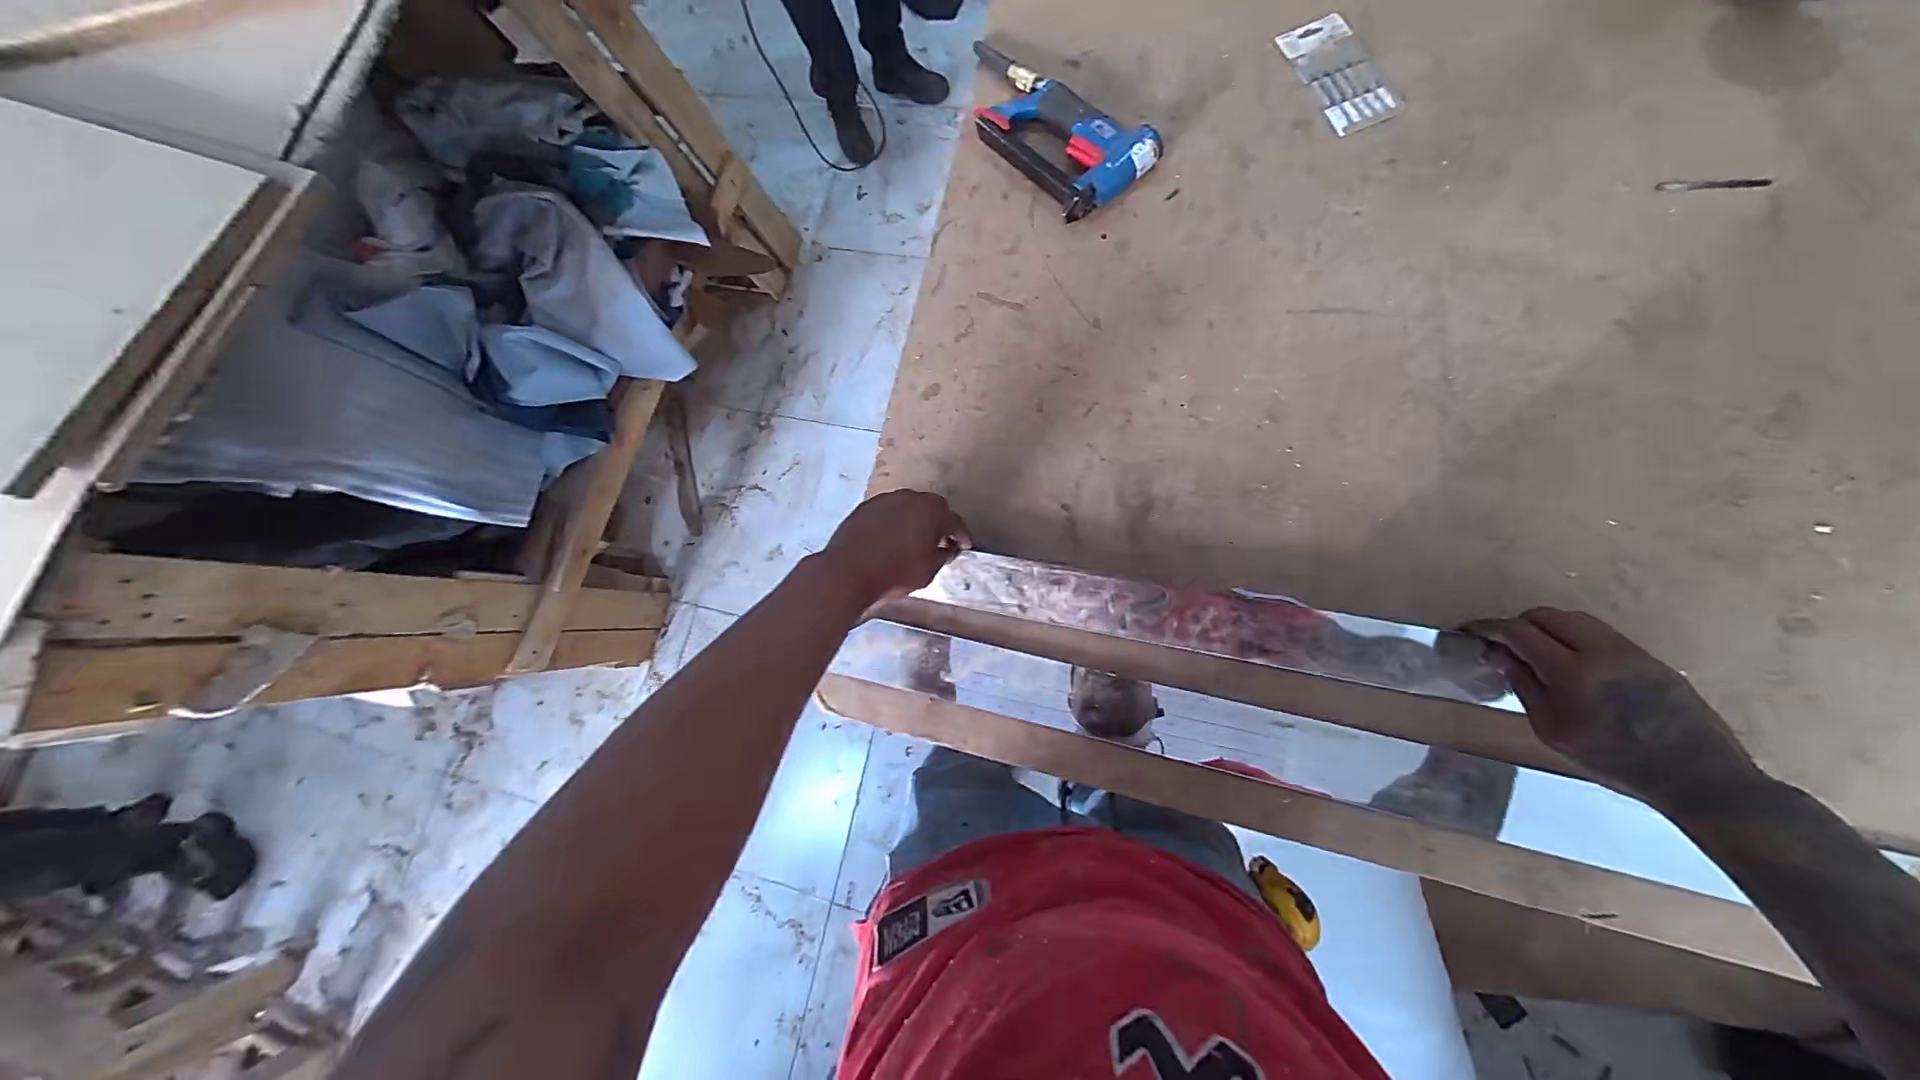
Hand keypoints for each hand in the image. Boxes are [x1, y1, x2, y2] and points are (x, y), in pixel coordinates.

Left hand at [815, 490, 972, 607]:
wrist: (847, 573)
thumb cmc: (893, 573)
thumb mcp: (928, 571)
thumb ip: (943, 556)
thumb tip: (947, 550)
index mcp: (931, 511)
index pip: (954, 522)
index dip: (962, 535)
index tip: (965, 544)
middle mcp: (909, 498)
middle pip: (932, 508)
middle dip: (939, 523)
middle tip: (943, 541)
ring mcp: (885, 500)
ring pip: (908, 508)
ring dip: (915, 521)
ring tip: (916, 541)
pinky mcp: (865, 508)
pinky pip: (888, 513)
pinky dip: (894, 523)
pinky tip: (893, 539)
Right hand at [1462, 608, 1765, 813]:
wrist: (1697, 776)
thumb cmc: (1612, 759)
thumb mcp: (1552, 729)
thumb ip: (1524, 685)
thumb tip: (1499, 654)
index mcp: (1572, 671)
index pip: (1519, 631)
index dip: (1489, 627)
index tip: (1471, 631)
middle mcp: (1602, 651)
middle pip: (1547, 615)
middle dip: (1519, 625)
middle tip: (1504, 645)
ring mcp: (1630, 651)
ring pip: (1575, 620)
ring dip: (1548, 628)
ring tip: (1537, 652)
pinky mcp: (1649, 658)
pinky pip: (1600, 634)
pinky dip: (1574, 638)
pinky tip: (1572, 663)